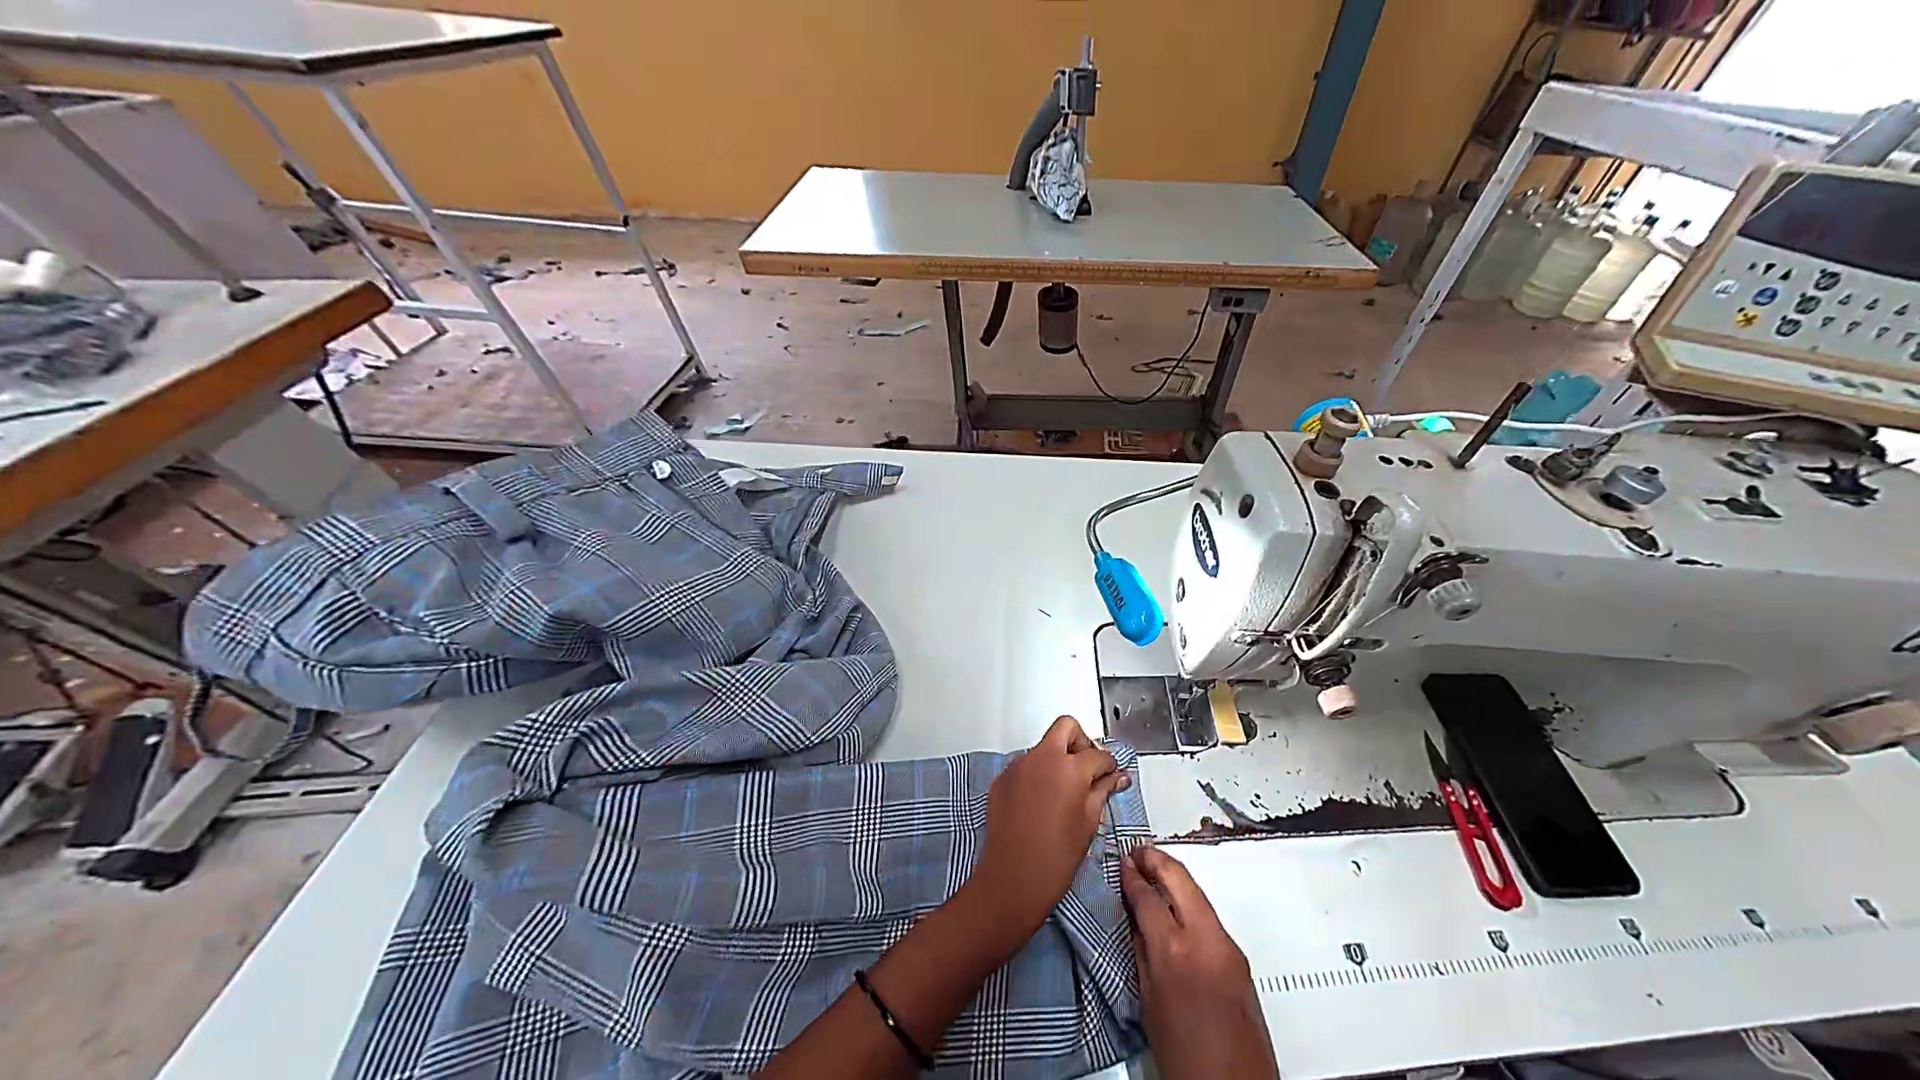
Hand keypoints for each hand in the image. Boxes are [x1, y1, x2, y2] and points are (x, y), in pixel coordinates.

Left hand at [966, 715, 1129, 942]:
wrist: (1013, 877)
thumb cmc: (1055, 857)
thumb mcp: (1089, 823)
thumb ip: (1102, 791)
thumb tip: (1114, 778)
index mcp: (1070, 768)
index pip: (1098, 753)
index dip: (1108, 766)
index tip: (1109, 775)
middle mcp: (1042, 758)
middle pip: (1066, 727)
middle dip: (1080, 742)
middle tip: (1086, 768)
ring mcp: (1018, 766)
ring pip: (1043, 747)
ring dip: (1056, 759)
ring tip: (1064, 792)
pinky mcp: (1002, 779)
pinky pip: (1024, 766)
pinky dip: (1037, 775)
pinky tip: (1042, 803)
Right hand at [1122, 845, 1277, 1079]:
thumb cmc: (1185, 1058)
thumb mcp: (1147, 999)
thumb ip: (1141, 950)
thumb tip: (1136, 918)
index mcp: (1174, 951)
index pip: (1147, 896)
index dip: (1131, 876)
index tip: (1123, 865)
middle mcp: (1205, 940)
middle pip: (1179, 878)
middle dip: (1156, 860)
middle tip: (1139, 853)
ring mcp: (1227, 946)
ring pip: (1197, 892)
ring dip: (1174, 877)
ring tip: (1153, 872)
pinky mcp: (1240, 957)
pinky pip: (1210, 914)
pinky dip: (1189, 900)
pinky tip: (1175, 905)